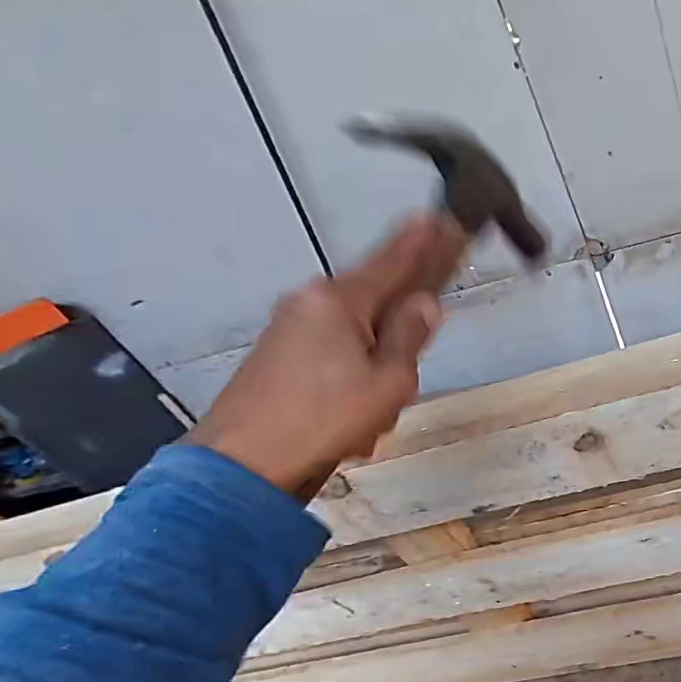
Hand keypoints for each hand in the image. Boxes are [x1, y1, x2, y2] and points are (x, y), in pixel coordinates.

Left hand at [186, 214, 467, 499]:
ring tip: (367, 418)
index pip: (392, 262)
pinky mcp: (279, 357)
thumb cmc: (325, 418)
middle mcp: (311, 303)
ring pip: (358, 340)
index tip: (439, 217)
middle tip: (398, 386)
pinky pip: (335, 359)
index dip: (421, 242)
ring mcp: (290, 330)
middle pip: (377, 308)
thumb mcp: (390, 381)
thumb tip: (425, 303)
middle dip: (397, 344)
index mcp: (339, 301)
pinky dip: (351, 387)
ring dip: (374, 375)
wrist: (241, 463)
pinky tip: (348, 425)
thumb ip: (411, 336)